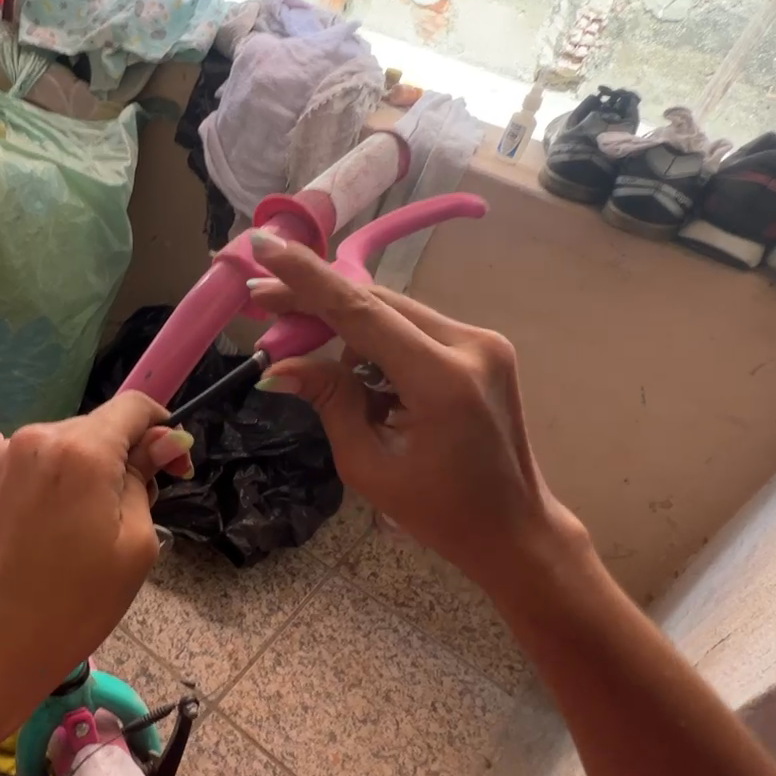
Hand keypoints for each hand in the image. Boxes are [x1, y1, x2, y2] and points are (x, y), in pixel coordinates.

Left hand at [0, 393, 191, 775]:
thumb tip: (162, 441)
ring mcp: (0, 455)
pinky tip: (53, 527)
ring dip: (87, 471)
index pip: (133, 406)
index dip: (162, 429)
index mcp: (80, 449)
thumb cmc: (74, 605)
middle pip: (98, 427)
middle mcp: (36, 436)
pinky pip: (34, 463)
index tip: (172, 470)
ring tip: (87, 529)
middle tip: (133, 512)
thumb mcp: (135, 545)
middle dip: (124, 457)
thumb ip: (147, 480)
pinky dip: (54, 482)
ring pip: (64, 445)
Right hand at [245, 229, 585, 595]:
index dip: (307, 279)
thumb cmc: (438, 512)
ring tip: (323, 375)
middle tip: (263, 305)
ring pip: (393, 314)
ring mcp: (482, 342)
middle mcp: (470, 345)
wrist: (512, 528)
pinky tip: (365, 383)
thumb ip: (329, 401)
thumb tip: (277, 368)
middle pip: (375, 304)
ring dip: (346, 331)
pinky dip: (377, 346)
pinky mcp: (483, 348)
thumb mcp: (367, 464)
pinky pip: (413, 329)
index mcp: (442, 381)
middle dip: (316, 303)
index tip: (265, 247)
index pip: (362, 313)